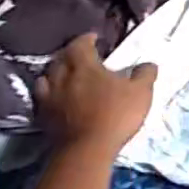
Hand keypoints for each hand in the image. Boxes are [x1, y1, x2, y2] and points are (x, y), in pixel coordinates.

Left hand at [32, 33, 156, 158]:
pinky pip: (41, 97)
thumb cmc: (116, 114)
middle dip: (69, 53)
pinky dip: (48, 91)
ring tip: (65, 74)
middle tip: (80, 54)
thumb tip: (148, 64)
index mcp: (85, 67)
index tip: (94, 37)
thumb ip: (145, 74)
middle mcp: (62, 78)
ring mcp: (49, 98)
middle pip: (60, 59)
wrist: (87, 150)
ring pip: (46, 77)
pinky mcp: (43, 116)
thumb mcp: (141, 92)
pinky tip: (56, 96)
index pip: (79, 45)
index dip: (86, 39)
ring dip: (55, 72)